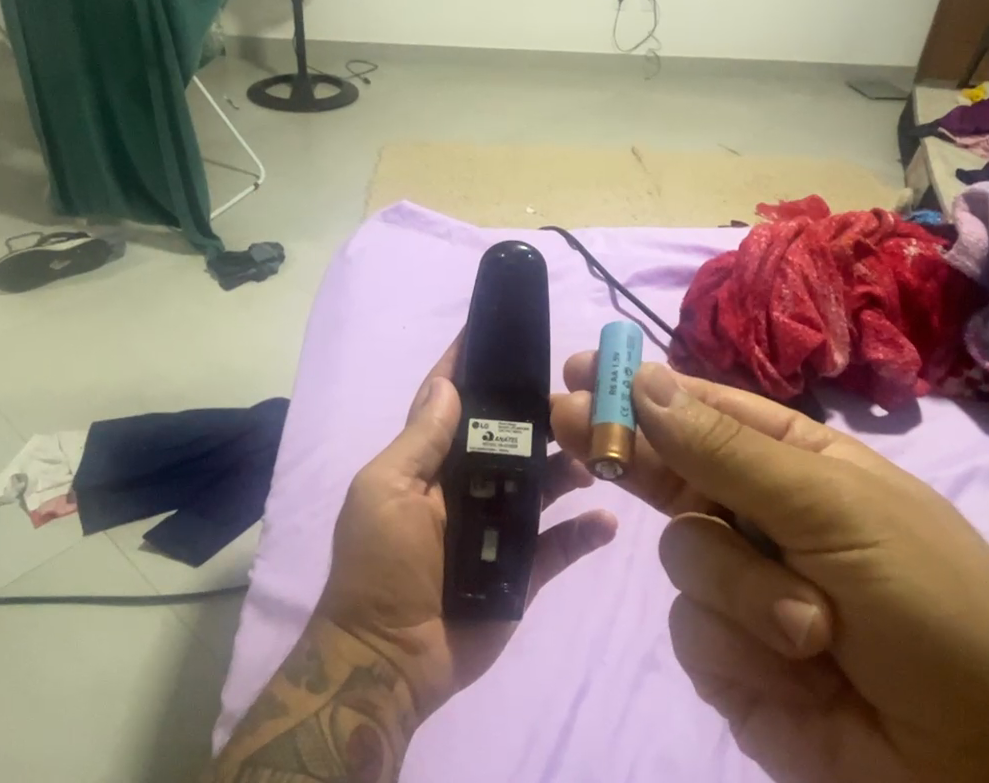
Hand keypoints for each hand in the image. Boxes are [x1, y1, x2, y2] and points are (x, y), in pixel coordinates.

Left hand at [316, 337, 618, 717]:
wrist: (388, 660)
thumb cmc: (380, 566)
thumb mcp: (387, 491)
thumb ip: (421, 440)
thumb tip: (448, 382)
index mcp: (431, 465)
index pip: (453, 401)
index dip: (472, 365)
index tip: (501, 327)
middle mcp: (468, 488)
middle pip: (512, 439)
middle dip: (542, 416)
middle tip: (583, 398)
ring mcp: (499, 529)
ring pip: (545, 485)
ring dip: (573, 467)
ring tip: (603, 455)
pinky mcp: (523, 571)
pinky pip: (562, 545)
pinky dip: (586, 531)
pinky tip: (608, 519)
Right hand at [549, 354, 988, 782]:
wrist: (987, 766)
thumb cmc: (935, 609)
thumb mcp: (836, 512)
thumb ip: (729, 453)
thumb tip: (647, 379)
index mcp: (799, 465)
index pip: (707, 412)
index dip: (645, 389)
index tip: (583, 368)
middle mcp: (764, 518)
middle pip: (672, 473)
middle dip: (625, 451)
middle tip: (564, 420)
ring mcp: (745, 590)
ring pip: (683, 558)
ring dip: (741, 591)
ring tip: (814, 631)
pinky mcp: (733, 661)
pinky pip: (693, 632)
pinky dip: (743, 652)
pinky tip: (801, 673)